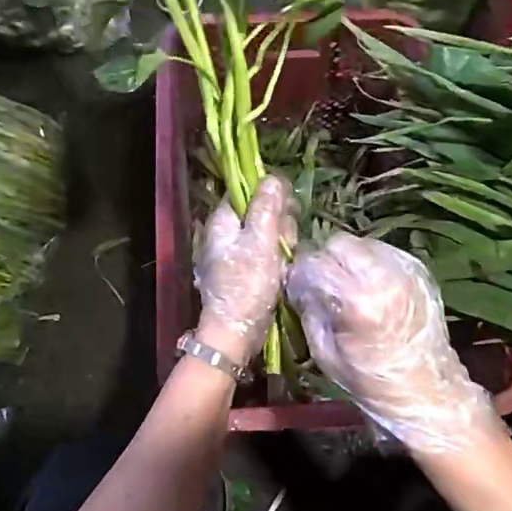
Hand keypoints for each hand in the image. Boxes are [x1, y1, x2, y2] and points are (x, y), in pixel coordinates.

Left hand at [194, 175, 295, 358]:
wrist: (236, 332)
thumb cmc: (247, 285)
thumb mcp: (260, 242)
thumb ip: (266, 209)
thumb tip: (272, 178)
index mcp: (222, 221)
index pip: (246, 191)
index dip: (270, 194)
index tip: (288, 207)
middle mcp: (225, 233)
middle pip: (259, 211)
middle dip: (279, 223)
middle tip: (285, 241)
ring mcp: (234, 252)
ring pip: (266, 233)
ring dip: (280, 243)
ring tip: (283, 261)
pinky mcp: (244, 269)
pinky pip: (265, 253)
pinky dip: (276, 259)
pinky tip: (282, 270)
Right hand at [286, 235, 502, 453]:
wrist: (426, 391)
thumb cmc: (369, 379)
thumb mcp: (324, 351)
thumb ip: (309, 309)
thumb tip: (298, 283)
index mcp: (357, 301)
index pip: (314, 263)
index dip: (300, 274)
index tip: (297, 287)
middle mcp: (384, 277)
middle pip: (338, 243)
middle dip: (324, 259)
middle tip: (323, 282)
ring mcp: (405, 270)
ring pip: (361, 242)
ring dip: (348, 258)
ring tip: (348, 284)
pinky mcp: (419, 269)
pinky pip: (383, 251)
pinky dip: (370, 263)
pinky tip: (370, 286)